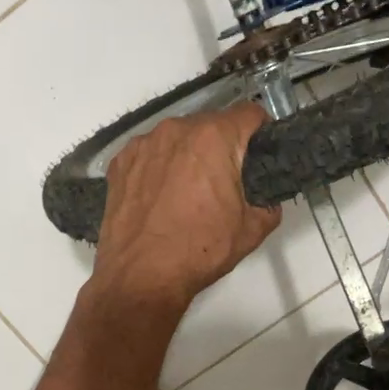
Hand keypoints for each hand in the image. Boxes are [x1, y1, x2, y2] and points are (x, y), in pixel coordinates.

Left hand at [93, 104, 281, 305]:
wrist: (142, 275)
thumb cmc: (200, 250)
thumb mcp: (250, 232)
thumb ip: (267, 208)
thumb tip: (268, 204)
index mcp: (214, 138)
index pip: (248, 113)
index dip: (260, 129)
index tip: (260, 148)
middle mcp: (177, 130)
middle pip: (209, 125)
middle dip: (221, 146)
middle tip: (225, 180)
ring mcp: (144, 144)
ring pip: (177, 139)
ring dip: (188, 156)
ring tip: (188, 192)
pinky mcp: (120, 163)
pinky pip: (149, 155)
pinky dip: (159, 168)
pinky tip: (160, 198)